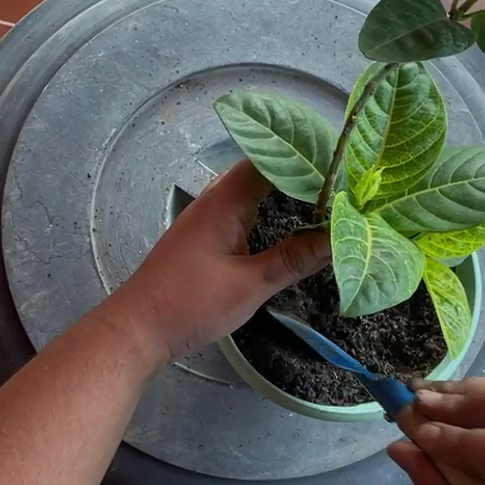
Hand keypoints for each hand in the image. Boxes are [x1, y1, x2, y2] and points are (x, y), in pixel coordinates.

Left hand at [98, 160, 329, 367]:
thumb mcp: (250, 285)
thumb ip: (295, 259)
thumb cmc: (189, 304)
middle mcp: (215, 198)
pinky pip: (244, 208)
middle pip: (264, 168)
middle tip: (346, 178)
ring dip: (286, 190)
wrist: (138, 328)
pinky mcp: (206, 235)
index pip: (271, 157)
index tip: (346, 162)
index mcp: (224, 200)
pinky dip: (270, 209)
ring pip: (253, 189)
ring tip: (329, 194)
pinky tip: (291, 221)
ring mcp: (208, 216)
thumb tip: (341, 237)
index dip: (308, 156)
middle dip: (303, 171)